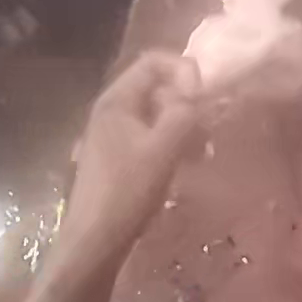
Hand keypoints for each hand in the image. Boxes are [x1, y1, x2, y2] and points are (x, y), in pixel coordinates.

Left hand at [59, 51, 202, 265]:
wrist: (94, 240)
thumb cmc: (127, 191)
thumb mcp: (163, 149)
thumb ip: (183, 114)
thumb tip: (196, 95)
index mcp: (117, 100)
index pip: (154, 62)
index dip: (184, 71)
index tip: (203, 99)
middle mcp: (112, 110)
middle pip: (157, 86)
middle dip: (187, 102)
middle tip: (207, 130)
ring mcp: (113, 134)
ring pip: (157, 113)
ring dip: (183, 125)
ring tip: (202, 152)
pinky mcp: (118, 156)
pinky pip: (151, 135)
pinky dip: (172, 142)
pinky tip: (187, 164)